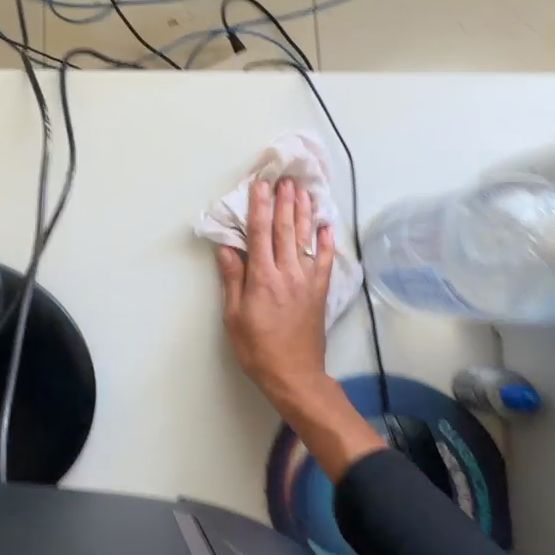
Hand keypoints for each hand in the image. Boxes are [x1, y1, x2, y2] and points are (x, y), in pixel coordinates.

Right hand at [215, 178, 335, 412]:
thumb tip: (227, 248)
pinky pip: (325, 260)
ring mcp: (307, 281)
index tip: (260, 184)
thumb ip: (232, 279)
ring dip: (303, 213)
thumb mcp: (233, 316)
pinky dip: (326, 241)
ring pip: (305, 239)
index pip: (260, 233)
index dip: (259, 206)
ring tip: (302, 191)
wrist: (295, 375)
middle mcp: (287, 273)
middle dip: (284, 202)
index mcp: (262, 278)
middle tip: (284, 178)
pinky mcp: (320, 291)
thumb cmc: (257, 348)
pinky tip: (325, 225)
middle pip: (285, 229)